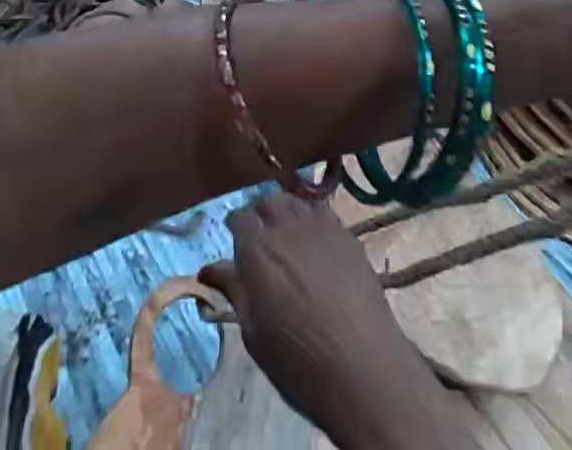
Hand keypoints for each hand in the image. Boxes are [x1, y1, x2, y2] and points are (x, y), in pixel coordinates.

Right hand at [200, 194, 484, 447]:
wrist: (363, 369)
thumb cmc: (298, 360)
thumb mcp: (254, 331)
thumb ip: (234, 291)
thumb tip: (208, 270)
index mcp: (255, 248)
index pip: (238, 218)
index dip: (236, 228)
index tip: (237, 243)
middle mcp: (285, 227)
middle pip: (268, 201)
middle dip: (261, 214)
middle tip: (262, 238)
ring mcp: (320, 228)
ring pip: (296, 201)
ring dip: (287, 212)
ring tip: (288, 234)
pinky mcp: (348, 236)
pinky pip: (324, 212)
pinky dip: (314, 218)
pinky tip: (316, 241)